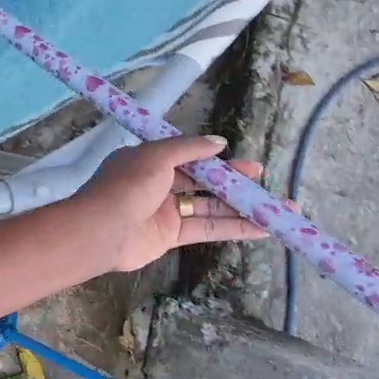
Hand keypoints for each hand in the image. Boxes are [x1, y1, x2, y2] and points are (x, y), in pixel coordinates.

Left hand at [71, 135, 270, 272]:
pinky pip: (206, 229)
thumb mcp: (156, 156)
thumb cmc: (126, 187)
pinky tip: (263, 228)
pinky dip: (233, 228)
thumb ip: (188, 149)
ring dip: (241, 208)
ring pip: (208, 207)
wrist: (101, 230)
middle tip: (263, 183)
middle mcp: (156, 185)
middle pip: (202, 183)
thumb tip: (219, 142)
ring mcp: (163, 211)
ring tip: (278, 209)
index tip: (246, 163)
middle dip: (233, 183)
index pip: (188, 158)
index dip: (217, 161)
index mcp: (148, 161)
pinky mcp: (169, 236)